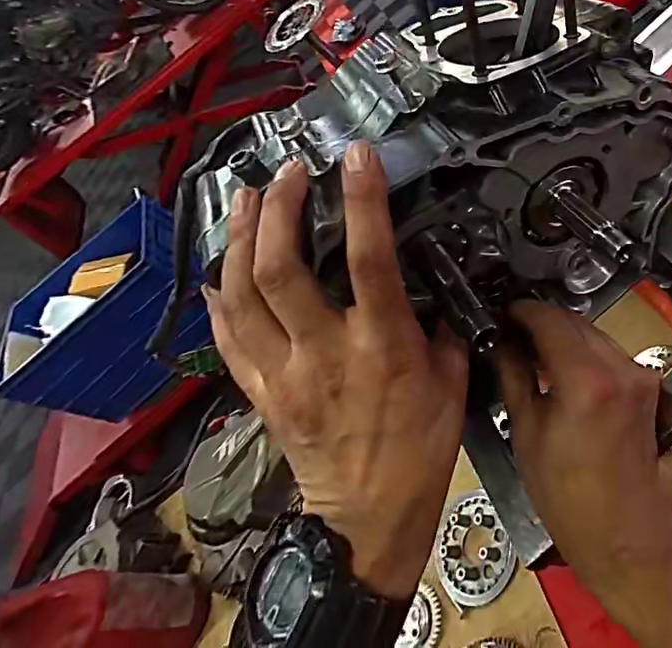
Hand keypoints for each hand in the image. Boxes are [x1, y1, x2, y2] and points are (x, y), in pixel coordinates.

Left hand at [205, 142, 467, 600]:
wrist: (368, 515)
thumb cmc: (422, 444)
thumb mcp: (453, 376)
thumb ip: (438, 324)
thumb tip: (427, 286)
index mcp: (382, 343)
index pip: (368, 258)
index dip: (361, 200)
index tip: (355, 157)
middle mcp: (324, 350)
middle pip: (282, 269)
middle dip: (279, 210)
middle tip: (288, 172)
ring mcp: (282, 372)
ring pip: (242, 296)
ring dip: (240, 239)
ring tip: (246, 197)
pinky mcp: (259, 393)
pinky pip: (226, 338)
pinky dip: (218, 296)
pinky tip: (220, 266)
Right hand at [491, 302, 671, 597]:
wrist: (621, 528)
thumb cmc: (567, 495)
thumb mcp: (527, 433)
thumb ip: (515, 377)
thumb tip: (502, 344)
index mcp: (586, 380)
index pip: (552, 321)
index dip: (524, 312)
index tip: (506, 313)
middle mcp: (619, 368)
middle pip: (576, 321)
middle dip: (544, 321)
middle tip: (514, 331)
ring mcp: (638, 373)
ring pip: (594, 332)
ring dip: (565, 334)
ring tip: (535, 351)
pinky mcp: (647, 381)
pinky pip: (610, 351)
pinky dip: (585, 351)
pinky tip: (564, 368)